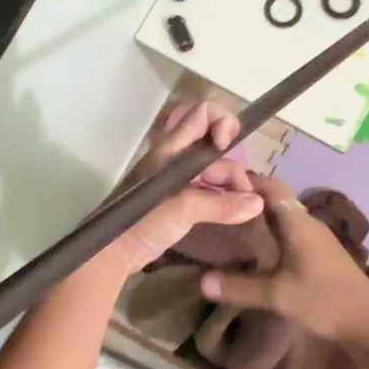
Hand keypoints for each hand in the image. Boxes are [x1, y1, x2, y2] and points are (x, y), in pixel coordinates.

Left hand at [107, 102, 263, 272]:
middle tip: (245, 199)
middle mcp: (176, 160)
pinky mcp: (178, 204)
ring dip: (232, 188)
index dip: (223, 122)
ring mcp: (177, 182)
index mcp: (170, 150)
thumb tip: (258, 203)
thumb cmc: (139, 223)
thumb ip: (220, 205)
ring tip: (243, 212)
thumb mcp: (182, 210)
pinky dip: (223, 200)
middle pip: (215, 152)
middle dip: (233, 169)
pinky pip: (209, 193)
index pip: (202, 115)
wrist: (110, 254)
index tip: (229, 146)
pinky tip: (234, 215)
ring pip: (214, 174)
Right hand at [199, 177, 368, 344]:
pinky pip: (288, 233)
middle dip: (245, 200)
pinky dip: (269, 234)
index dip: (243, 180)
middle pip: (274, 199)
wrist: (368, 323)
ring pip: (281, 217)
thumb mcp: (277, 295)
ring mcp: (316, 238)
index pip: (269, 185)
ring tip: (226, 226)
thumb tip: (201, 281)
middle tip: (213, 206)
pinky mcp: (318, 253)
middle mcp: (307, 223)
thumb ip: (239, 287)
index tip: (214, 184)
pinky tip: (253, 250)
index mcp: (298, 222)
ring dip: (257, 218)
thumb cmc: (325, 300)